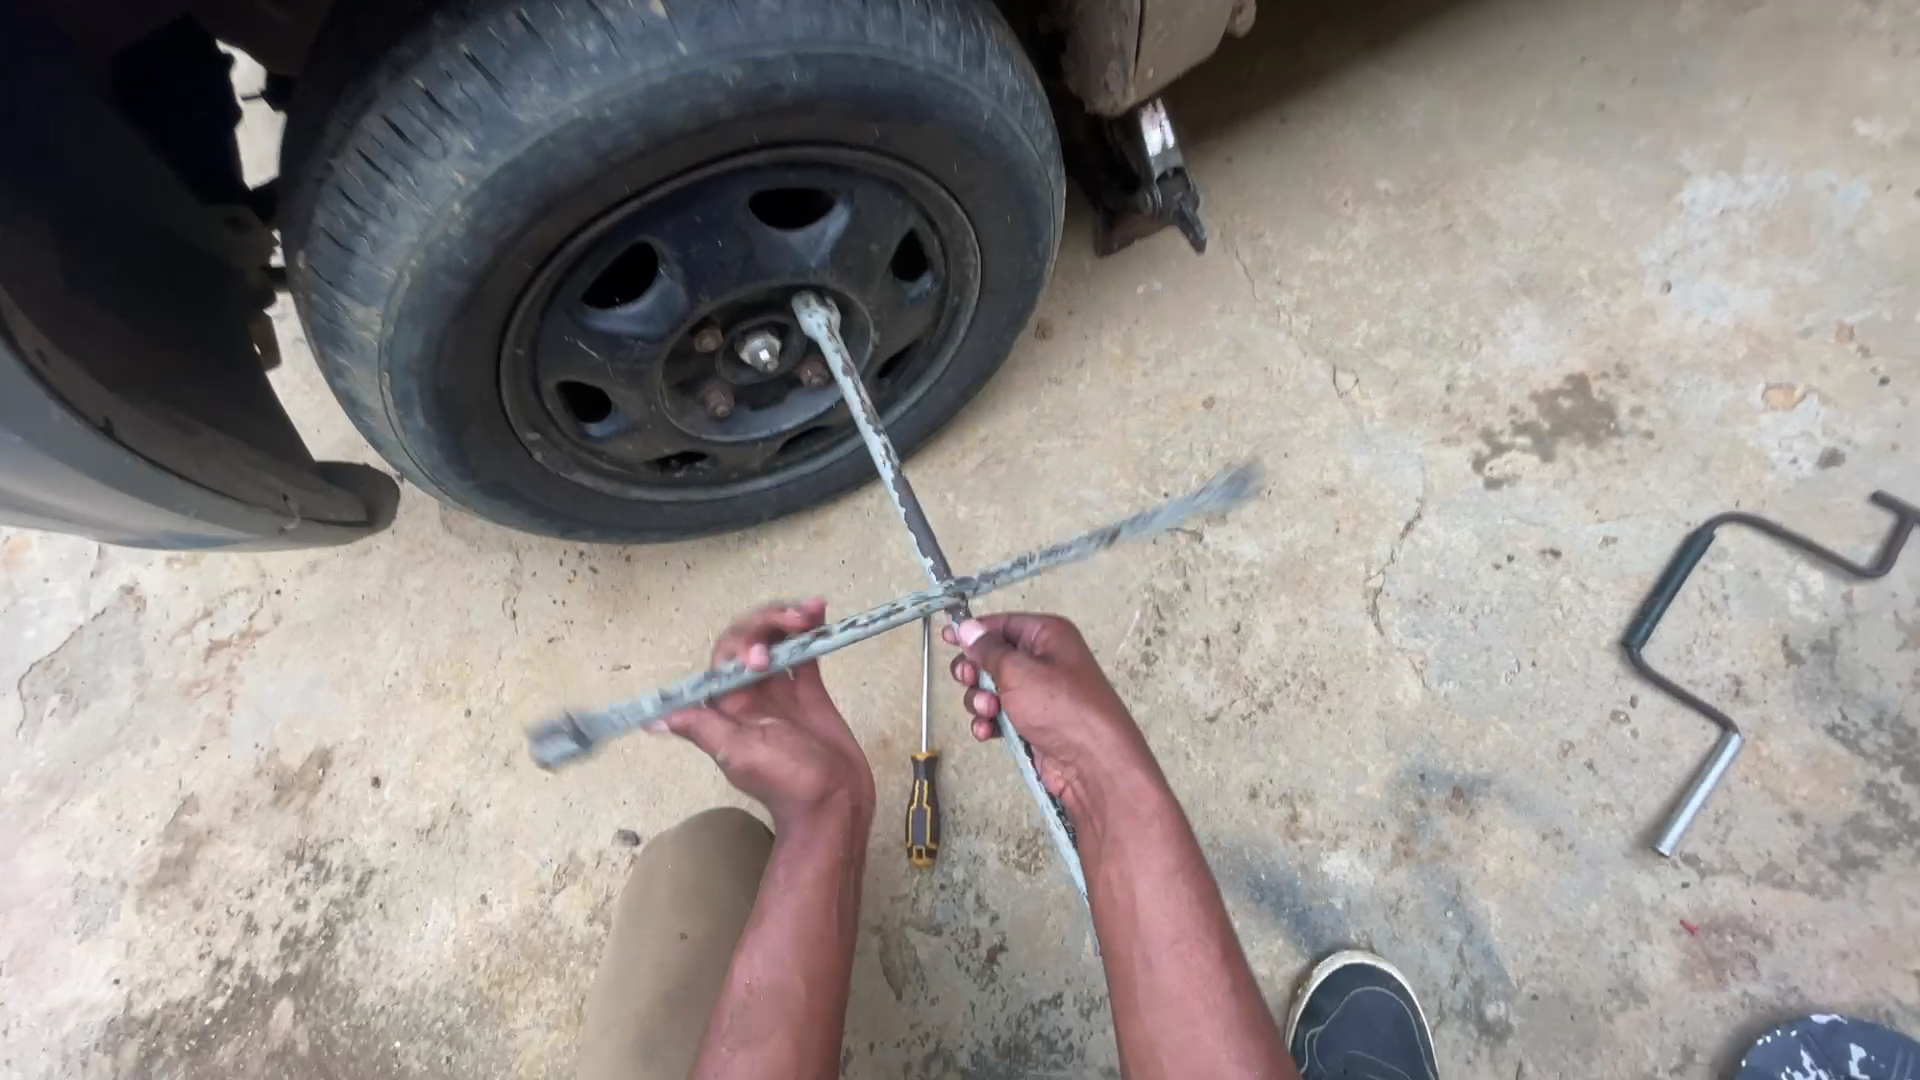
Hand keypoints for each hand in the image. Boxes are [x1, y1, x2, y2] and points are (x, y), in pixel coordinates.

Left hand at [664, 599, 874, 828]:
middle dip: (771, 622)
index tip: (763, 658)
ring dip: (791, 619)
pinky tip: (820, 614)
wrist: (835, 805)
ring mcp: (783, 690)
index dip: (743, 644)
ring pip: (780, 641)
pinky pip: (807, 654)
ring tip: (813, 608)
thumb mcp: (741, 755)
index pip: (726, 656)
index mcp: (730, 706)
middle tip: (799, 618)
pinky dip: (812, 633)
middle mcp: (753, 693)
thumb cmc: (788, 782)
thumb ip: (704, 730)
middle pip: (753, 639)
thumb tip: (653, 719)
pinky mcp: (811, 691)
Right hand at [943, 613, 1163, 812]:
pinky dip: (989, 721)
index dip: (975, 631)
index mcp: (1048, 636)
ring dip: (980, 700)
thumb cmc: (1063, 709)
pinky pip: (999, 714)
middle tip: (968, 679)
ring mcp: (1038, 693)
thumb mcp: (1018, 671)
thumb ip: (988, 649)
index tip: (948, 638)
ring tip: (988, 710)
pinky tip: (988, 731)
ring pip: (992, 688)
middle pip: (993, 657)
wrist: (1091, 764)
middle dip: (976, 671)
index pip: (1002, 624)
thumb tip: (968, 628)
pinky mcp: (1032, 721)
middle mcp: (1044, 660)